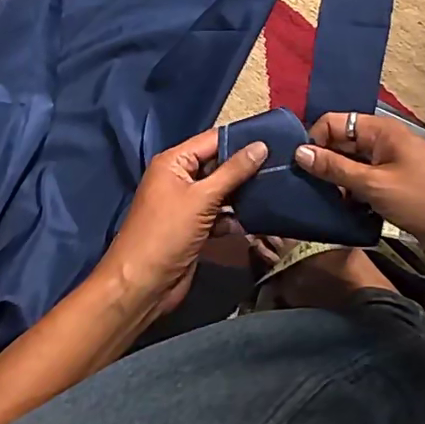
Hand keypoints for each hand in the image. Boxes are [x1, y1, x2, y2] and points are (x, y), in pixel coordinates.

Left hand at [92, 130, 267, 319]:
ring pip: (222, 191)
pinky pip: (220, 214)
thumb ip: (233, 171)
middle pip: (219, 164)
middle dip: (246, 167)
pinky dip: (234, 217)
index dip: (241, 139)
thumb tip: (261, 145)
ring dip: (243, 193)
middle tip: (282, 164)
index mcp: (174, 162)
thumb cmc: (167, 233)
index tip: (275, 138)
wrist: (143, 285)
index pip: (212, 140)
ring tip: (276, 188)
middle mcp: (180, 178)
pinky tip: (256, 218)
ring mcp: (187, 203)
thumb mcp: (202, 198)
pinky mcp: (195, 227)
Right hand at [293, 112, 424, 264]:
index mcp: (381, 131)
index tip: (301, 167)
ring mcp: (388, 167)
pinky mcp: (392, 189)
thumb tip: (299, 152)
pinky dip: (349, 196)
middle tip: (303, 188)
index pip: (334, 122)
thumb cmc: (424, 201)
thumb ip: (336, 169)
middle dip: (322, 163)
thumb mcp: (375, 185)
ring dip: (335, 183)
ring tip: (318, 203)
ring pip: (349, 167)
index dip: (315, 140)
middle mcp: (382, 144)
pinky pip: (361, 185)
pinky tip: (338, 212)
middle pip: (340, 144)